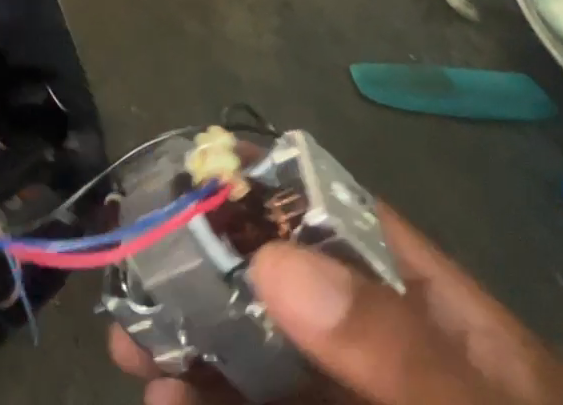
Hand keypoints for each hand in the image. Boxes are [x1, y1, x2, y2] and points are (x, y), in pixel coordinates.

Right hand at [109, 207, 562, 404]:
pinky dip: (189, 395)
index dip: (257, 187)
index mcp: (430, 312)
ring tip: (133, 351)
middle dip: (187, 274)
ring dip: (174, 339)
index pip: (337, 218)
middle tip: (132, 273)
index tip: (182, 180)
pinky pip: (235, 402)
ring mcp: (330, 392)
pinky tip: (165, 399)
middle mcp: (370, 344)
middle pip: (263, 283)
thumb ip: (396, 346)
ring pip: (237, 347)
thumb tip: (275, 261)